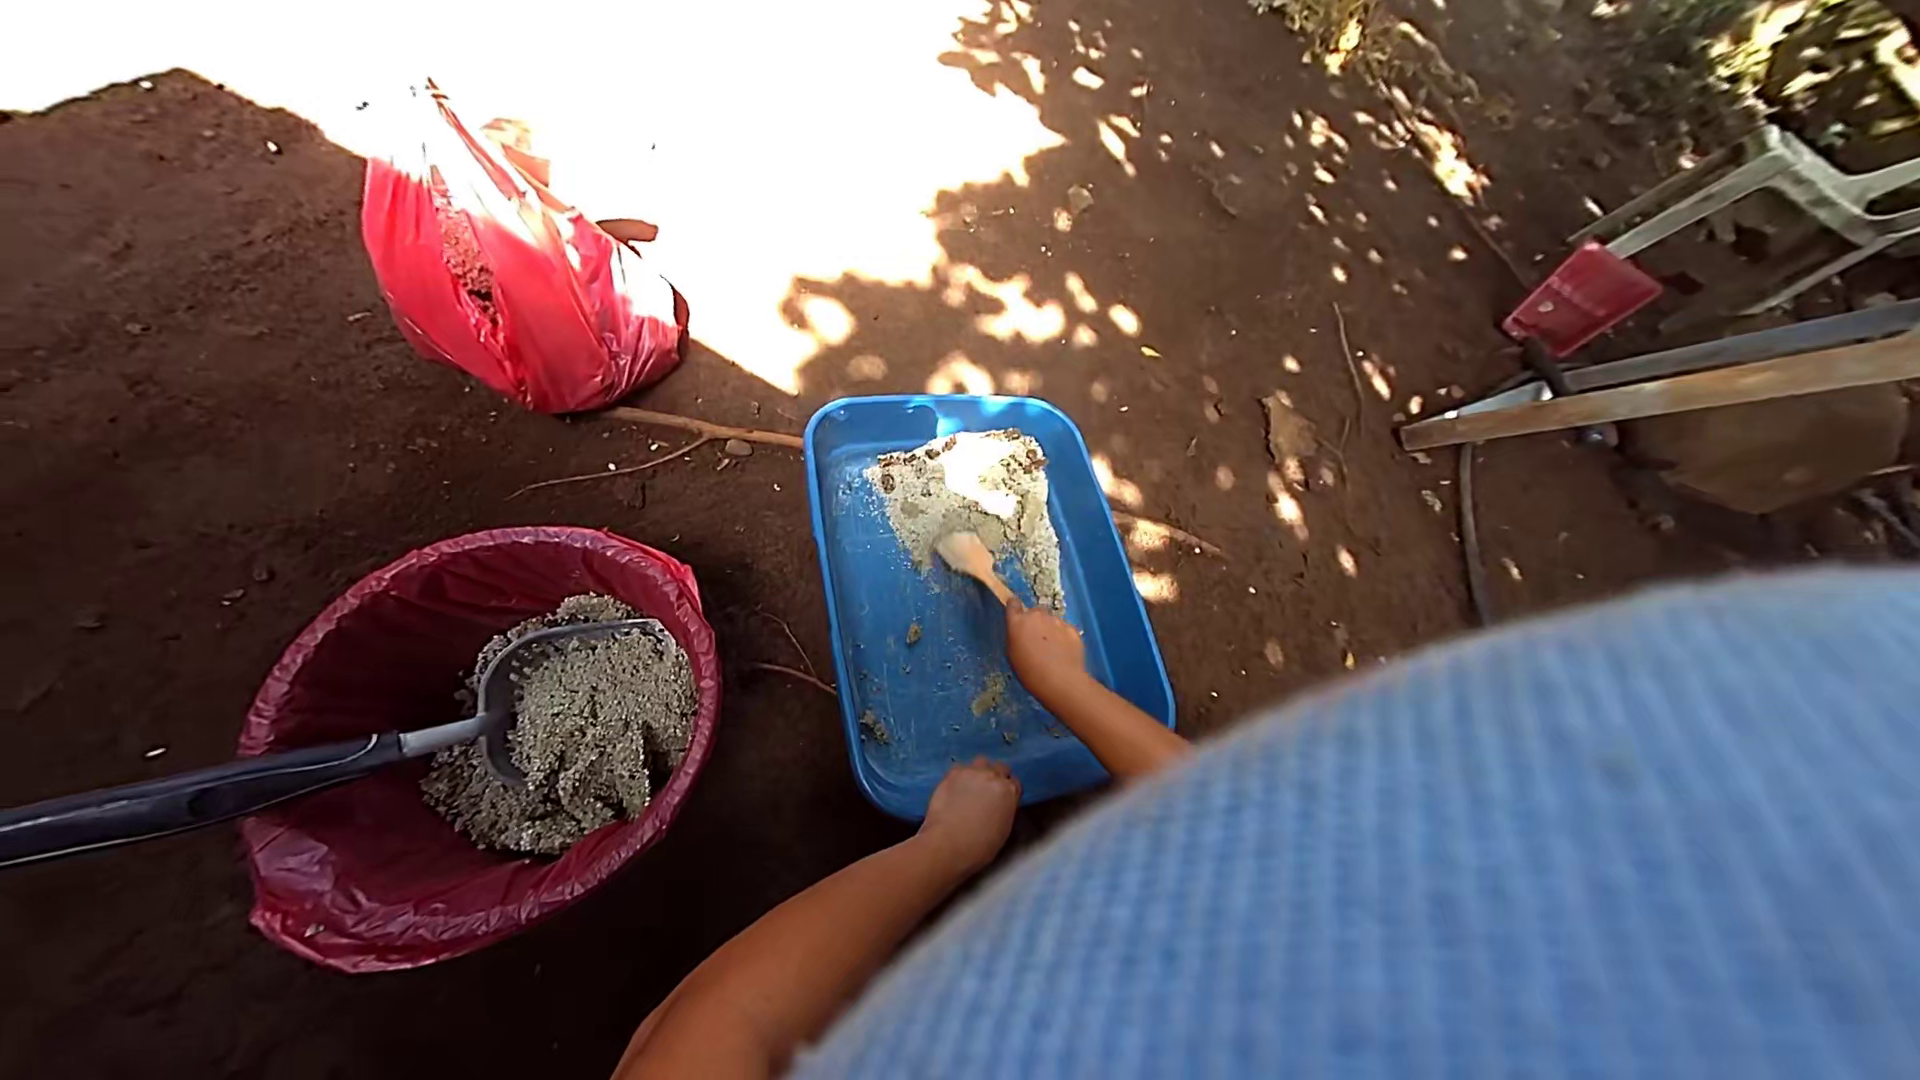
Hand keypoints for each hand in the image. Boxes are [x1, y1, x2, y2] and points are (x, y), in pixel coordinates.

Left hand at [917, 759, 1019, 874]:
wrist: (948, 843)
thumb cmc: (979, 846)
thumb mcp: (1003, 830)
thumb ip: (1005, 810)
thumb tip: (1000, 805)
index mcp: (1009, 792)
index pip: (1014, 782)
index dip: (1008, 790)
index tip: (1002, 797)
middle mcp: (993, 775)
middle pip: (999, 767)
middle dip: (996, 776)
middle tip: (987, 790)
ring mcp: (973, 771)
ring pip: (980, 762)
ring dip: (979, 771)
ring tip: (971, 785)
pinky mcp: (953, 772)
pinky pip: (960, 768)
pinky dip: (960, 775)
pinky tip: (955, 788)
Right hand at [1005, 600, 1086, 696]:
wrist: (1060, 680)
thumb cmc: (1029, 672)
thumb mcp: (1012, 655)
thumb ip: (1016, 637)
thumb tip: (1021, 632)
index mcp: (1018, 622)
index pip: (1013, 604)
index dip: (1014, 607)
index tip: (1016, 612)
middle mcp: (1037, 616)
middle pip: (1035, 612)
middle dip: (1035, 621)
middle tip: (1037, 639)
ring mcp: (1057, 621)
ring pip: (1052, 620)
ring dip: (1050, 629)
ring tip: (1053, 649)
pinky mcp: (1072, 628)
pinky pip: (1065, 629)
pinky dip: (1064, 636)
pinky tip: (1064, 652)